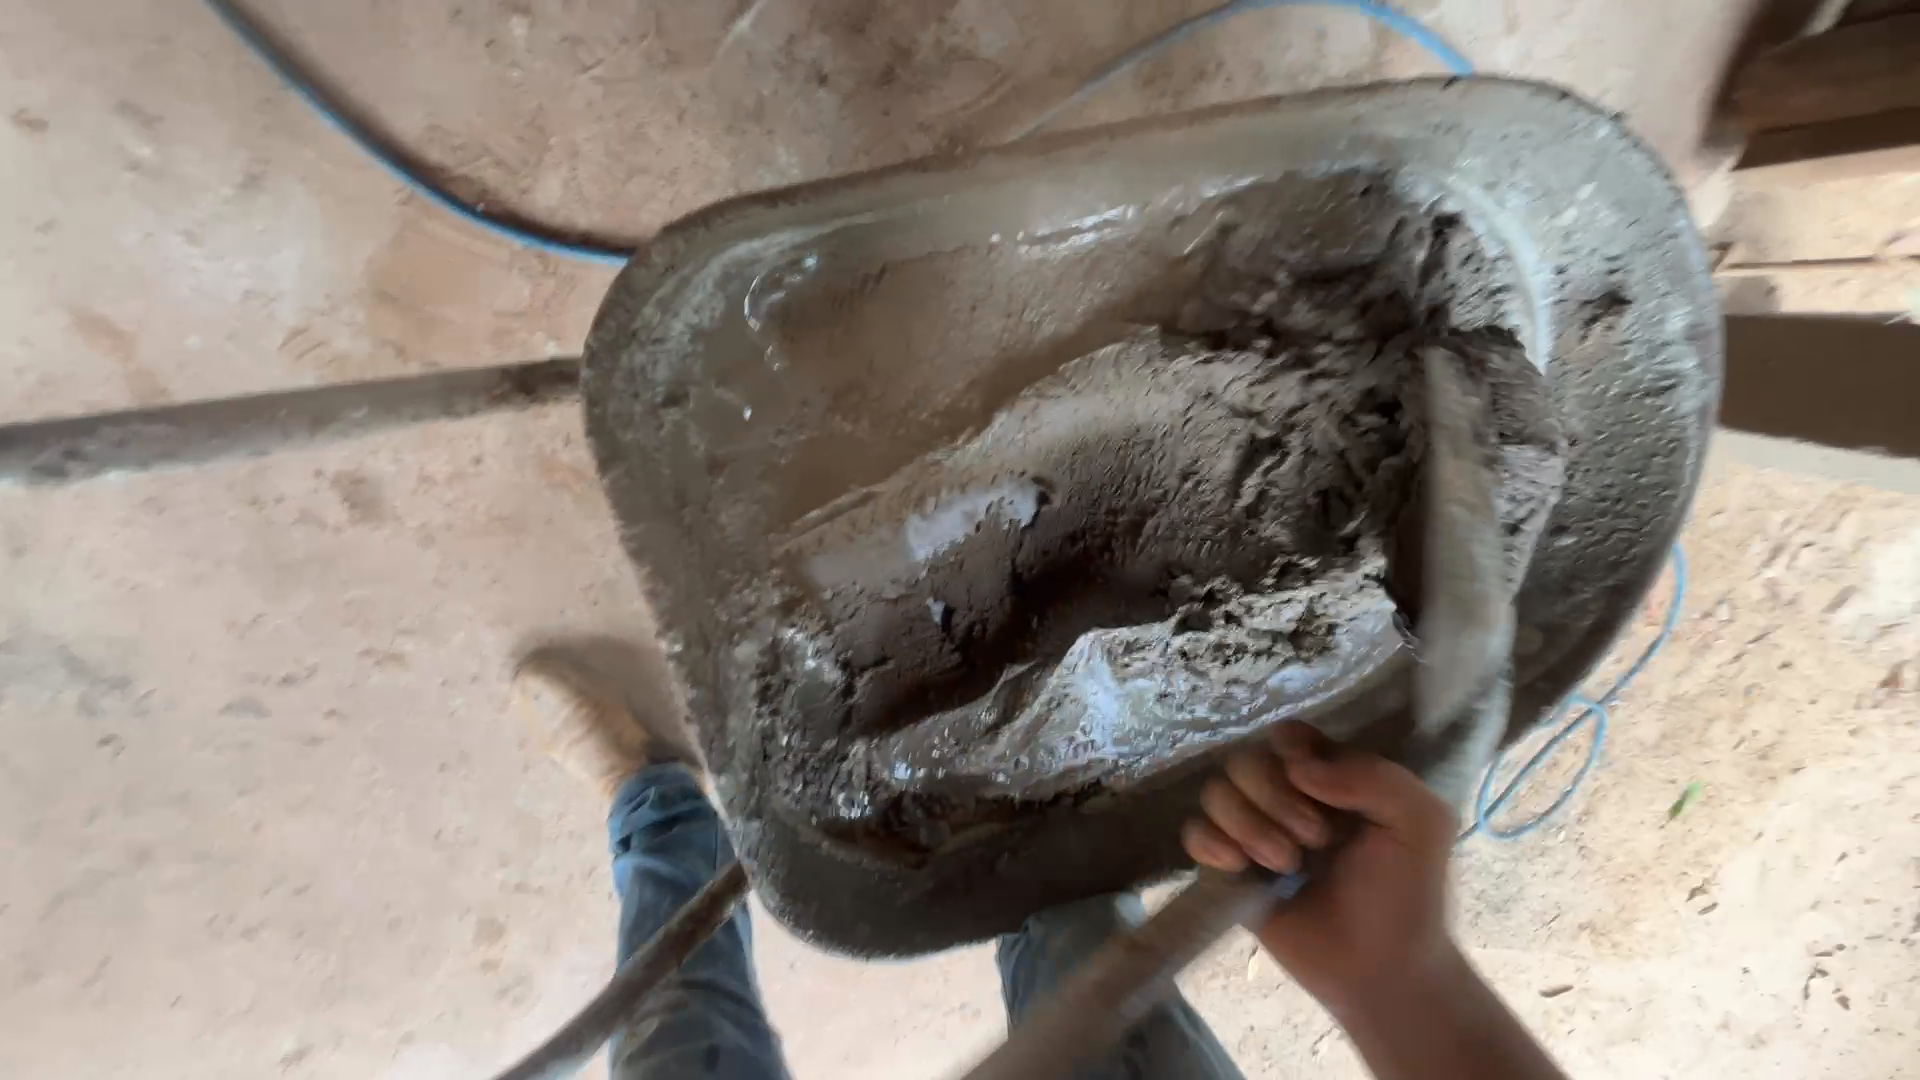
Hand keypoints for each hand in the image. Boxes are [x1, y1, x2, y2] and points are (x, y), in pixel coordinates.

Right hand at [1181, 721, 1460, 1018]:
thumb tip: (1297, 766)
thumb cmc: (1405, 894)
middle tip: (1314, 841)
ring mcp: (1249, 828)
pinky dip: (1212, 845)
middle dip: (1274, 799)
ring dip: (1248, 827)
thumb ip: (1374, 776)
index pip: (1286, 735)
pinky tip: (1240, 869)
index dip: (1292, 753)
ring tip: (1285, 866)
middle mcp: (1281, 793)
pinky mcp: (1224, 866)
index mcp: (1325, 775)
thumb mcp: (1421, 823)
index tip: (1315, 786)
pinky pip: (1194, 831)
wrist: (1382, 972)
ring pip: (1215, 792)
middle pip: (1244, 761)